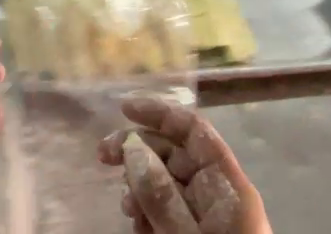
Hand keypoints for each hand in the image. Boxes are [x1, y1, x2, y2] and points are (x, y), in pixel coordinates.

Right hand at [96, 97, 272, 233]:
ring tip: (127, 211)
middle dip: (137, 151)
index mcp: (228, 188)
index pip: (195, 131)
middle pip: (175, 154)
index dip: (160, 113)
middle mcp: (220, 197)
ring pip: (167, 184)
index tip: (122, 109)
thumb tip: (133, 146)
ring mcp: (210, 222)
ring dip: (140, 187)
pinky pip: (168, 214)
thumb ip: (159, 193)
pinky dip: (148, 214)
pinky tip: (137, 229)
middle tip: (102, 156)